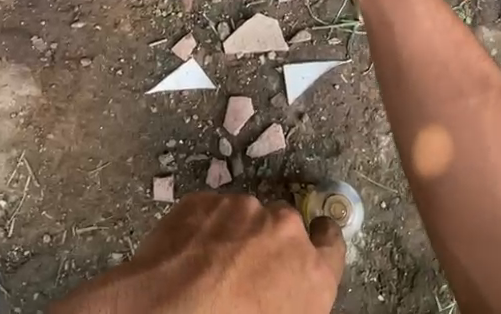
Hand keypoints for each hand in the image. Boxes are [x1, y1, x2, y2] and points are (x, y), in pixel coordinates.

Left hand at [50, 192, 345, 313]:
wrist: (168, 313)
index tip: (312, 243)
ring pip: (244, 215)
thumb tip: (283, 289)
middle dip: (268, 241)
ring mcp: (242, 208)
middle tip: (244, 270)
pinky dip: (203, 228)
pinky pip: (210, 212)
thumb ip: (298, 297)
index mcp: (313, 271)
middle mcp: (285, 228)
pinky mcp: (204, 199)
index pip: (332, 243)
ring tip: (209, 266)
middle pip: (284, 226)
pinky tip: (186, 255)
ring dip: (234, 233)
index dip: (321, 241)